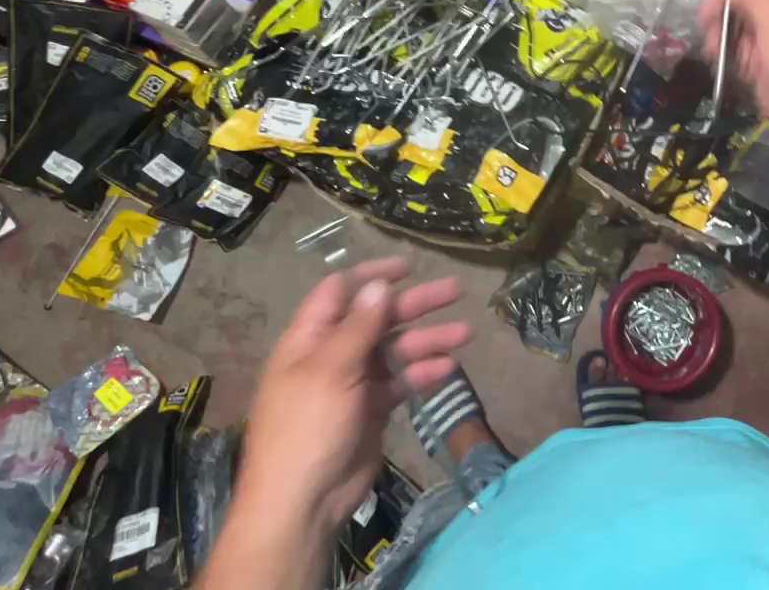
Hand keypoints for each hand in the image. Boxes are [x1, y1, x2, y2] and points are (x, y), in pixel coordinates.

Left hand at [239, 256, 469, 530]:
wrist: (302, 502)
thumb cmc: (307, 427)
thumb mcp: (331, 370)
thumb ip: (359, 326)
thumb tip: (378, 284)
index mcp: (310, 339)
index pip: (341, 291)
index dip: (372, 274)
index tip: (409, 266)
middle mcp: (332, 354)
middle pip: (378, 318)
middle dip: (415, 303)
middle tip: (455, 290)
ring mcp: (353, 382)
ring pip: (396, 349)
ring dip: (428, 339)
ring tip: (466, 333)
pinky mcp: (371, 408)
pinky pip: (401, 381)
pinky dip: (423, 373)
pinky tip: (447, 369)